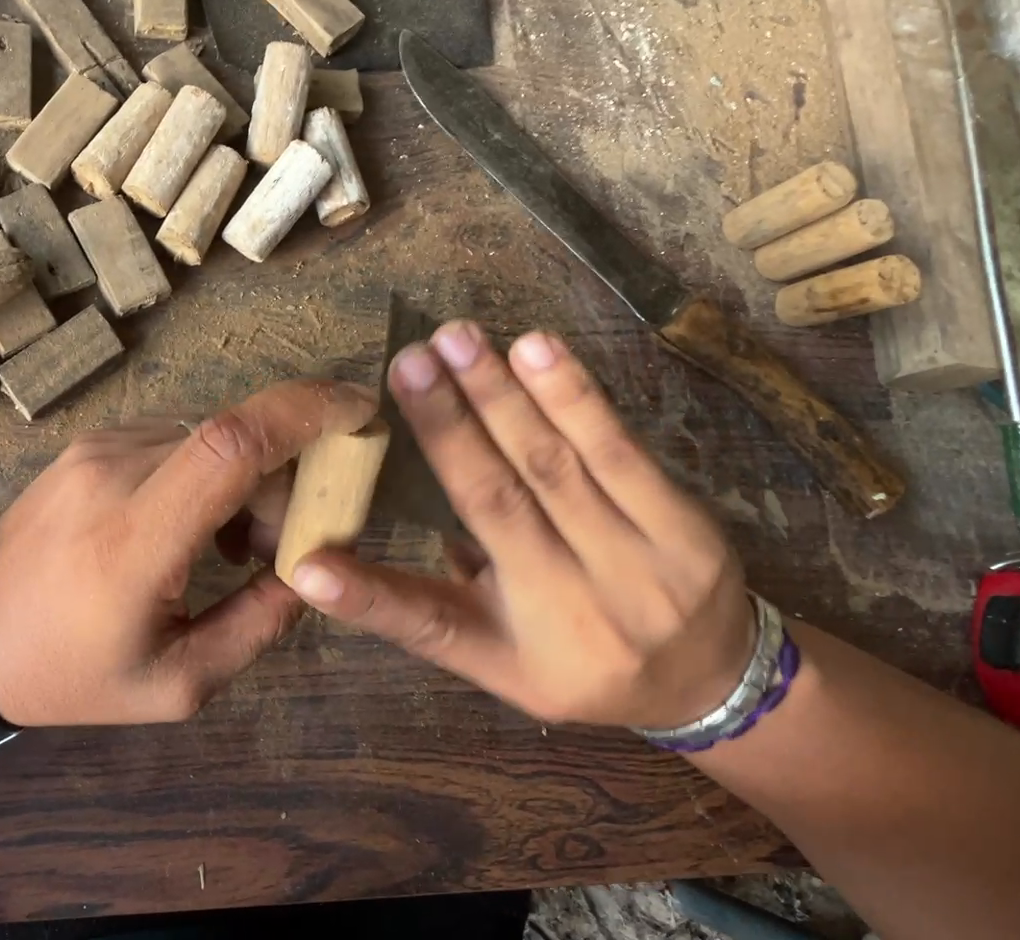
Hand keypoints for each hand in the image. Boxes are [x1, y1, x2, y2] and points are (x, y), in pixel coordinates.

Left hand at [0, 379, 376, 726]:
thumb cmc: (72, 675)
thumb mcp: (176, 684)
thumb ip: (257, 625)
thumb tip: (312, 569)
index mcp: (134, 538)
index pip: (229, 444)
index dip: (303, 413)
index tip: (359, 411)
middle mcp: (111, 472)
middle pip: (232, 438)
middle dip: (283, 478)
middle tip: (277, 546)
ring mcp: (93, 450)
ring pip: (205, 435)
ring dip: (242, 478)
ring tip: (230, 545)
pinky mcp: (85, 445)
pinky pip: (171, 440)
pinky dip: (204, 471)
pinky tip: (192, 523)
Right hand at [284, 322, 755, 729]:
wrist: (713, 680)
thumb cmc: (576, 664)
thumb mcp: (493, 660)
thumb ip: (418, 613)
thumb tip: (325, 568)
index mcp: (524, 645)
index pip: (431, 615)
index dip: (367, 592)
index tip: (306, 560)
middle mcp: (582, 603)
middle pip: (499, 501)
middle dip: (448, 424)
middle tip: (406, 358)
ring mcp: (644, 558)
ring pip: (558, 464)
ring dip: (503, 394)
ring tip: (458, 339)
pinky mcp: (686, 519)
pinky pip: (620, 448)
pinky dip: (573, 395)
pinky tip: (535, 349)